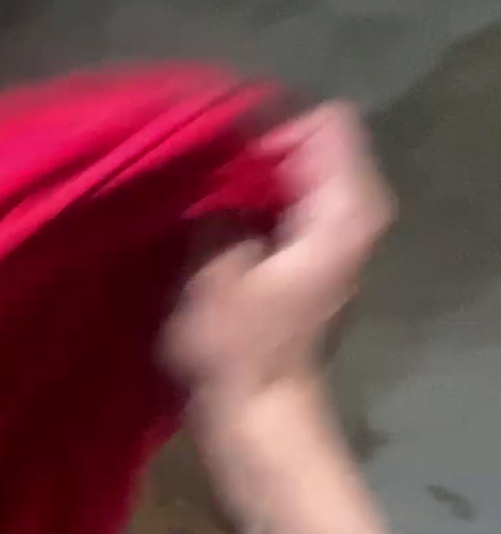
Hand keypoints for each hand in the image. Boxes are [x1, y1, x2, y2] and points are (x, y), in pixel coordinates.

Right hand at [165, 102, 394, 408]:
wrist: (252, 407)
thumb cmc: (234, 346)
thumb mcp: (214, 276)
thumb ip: (218, 218)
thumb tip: (210, 186)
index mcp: (342, 212)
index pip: (323, 126)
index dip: (262, 131)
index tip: (206, 152)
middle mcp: (349, 215)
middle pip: (305, 150)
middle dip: (245, 155)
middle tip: (184, 174)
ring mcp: (327, 239)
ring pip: (286, 181)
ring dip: (237, 186)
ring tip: (184, 199)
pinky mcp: (300, 260)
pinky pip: (273, 210)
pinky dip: (238, 211)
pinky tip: (198, 227)